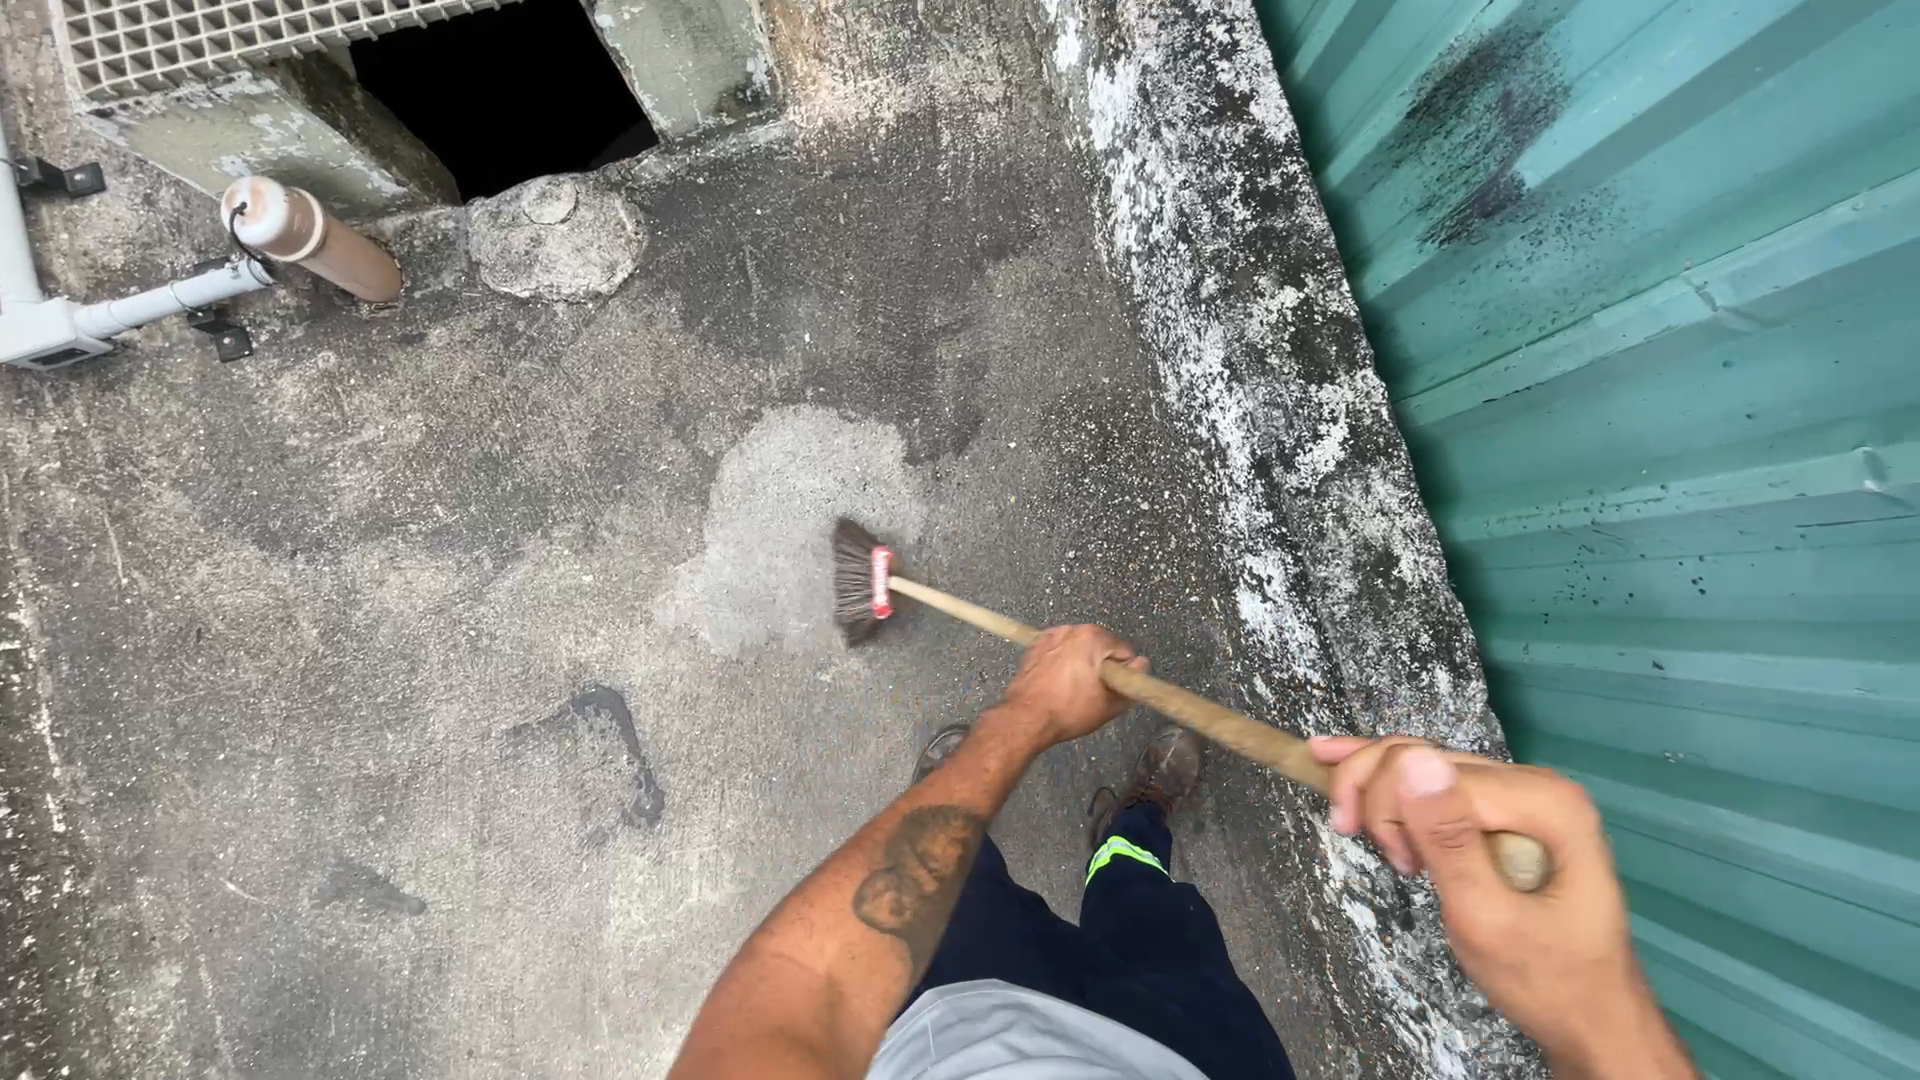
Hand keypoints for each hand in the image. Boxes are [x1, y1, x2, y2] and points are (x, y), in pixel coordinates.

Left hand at [995, 625, 1145, 747]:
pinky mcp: (1037, 646)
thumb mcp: (1111, 703)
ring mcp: (1052, 636)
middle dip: (1102, 666)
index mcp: (1093, 638)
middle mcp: (1072, 630)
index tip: (1116, 689)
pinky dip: (1064, 662)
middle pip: (1102, 646)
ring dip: (1082, 663)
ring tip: (1076, 690)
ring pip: (1080, 648)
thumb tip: (1141, 665)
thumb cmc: (1066, 711)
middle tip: (1096, 692)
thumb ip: (1133, 682)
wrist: (1026, 717)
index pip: (1124, 651)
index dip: (1125, 673)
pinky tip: (1060, 683)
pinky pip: (1061, 651)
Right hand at [1311, 737, 1695, 1078]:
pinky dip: (1378, 776)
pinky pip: (1425, 775)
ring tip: (1356, 828)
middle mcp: (1532, 781)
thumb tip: (1412, 760)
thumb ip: (1450, 839)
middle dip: (1371, 794)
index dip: (1387, 806)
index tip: (1393, 863)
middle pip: (1414, 754)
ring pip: (1410, 758)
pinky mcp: (1498, 804)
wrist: (1592, 1021)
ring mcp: (1516, 790)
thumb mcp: (1487, 917)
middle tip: (1356, 838)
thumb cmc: (1544, 979)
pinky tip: (1333, 759)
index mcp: (1543, 802)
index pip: (1426, 769)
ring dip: (1371, 791)